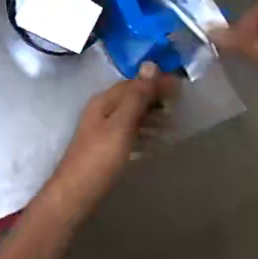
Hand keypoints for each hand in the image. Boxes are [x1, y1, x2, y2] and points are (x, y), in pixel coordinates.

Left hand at [41, 65, 176, 218]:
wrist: (77, 194)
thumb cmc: (100, 158)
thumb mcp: (122, 124)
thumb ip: (137, 96)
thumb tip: (150, 64)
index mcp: (104, 101)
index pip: (133, 82)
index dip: (156, 82)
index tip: (180, 86)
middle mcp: (102, 110)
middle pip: (132, 97)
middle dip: (155, 98)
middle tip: (180, 105)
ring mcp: (102, 130)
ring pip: (131, 115)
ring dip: (151, 115)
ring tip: (173, 123)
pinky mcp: (106, 148)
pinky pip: (129, 132)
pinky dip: (145, 132)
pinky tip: (156, 141)